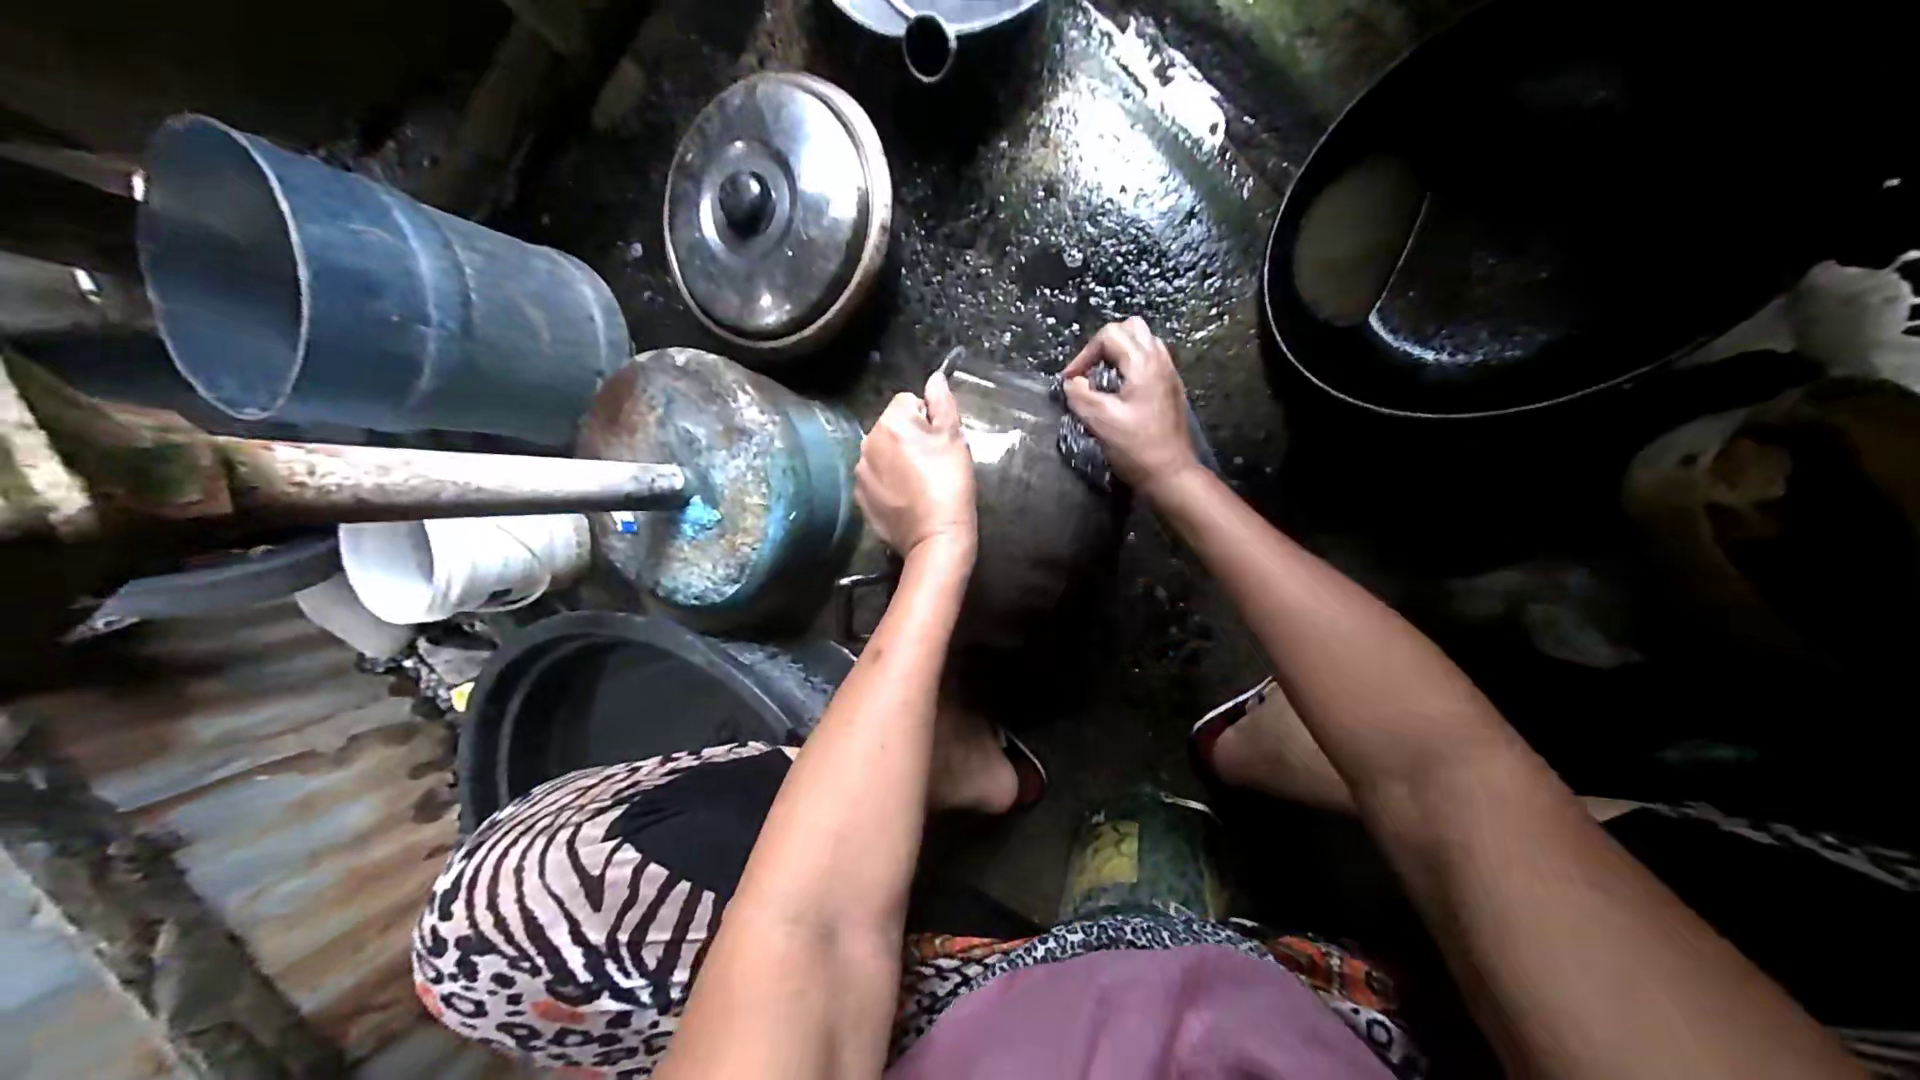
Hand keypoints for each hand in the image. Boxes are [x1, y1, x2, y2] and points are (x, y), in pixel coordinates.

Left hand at [855, 371, 977, 560]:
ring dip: (898, 459)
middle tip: (933, 463)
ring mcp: (860, 471)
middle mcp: (868, 442)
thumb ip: (943, 402)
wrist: (935, 538)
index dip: (928, 419)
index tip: (939, 443)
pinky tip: (907, 498)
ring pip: (883, 452)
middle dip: (910, 438)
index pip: (909, 402)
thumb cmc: (950, 484)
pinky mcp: (860, 496)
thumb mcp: (954, 438)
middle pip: (892, 426)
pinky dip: (888, 482)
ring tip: (920, 483)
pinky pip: (876, 477)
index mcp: (891, 422)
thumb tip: (935, 377)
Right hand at [1061, 317, 1201, 497]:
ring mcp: (1169, 373)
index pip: (1109, 335)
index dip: (1084, 354)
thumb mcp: (1100, 421)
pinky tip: (1119, 390)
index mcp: (1144, 363)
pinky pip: (1150, 360)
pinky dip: (1130, 365)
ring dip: (1118, 353)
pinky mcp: (1170, 387)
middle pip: (1130, 328)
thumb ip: (1080, 395)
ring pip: (1142, 342)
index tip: (1072, 380)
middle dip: (1103, 344)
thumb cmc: (1136, 448)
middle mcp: (1160, 360)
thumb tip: (1071, 382)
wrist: (1171, 473)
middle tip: (1088, 370)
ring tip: (1102, 378)